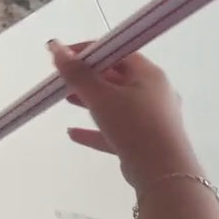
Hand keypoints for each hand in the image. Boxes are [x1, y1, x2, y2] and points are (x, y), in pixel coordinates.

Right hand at [49, 40, 203, 187]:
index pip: (117, 52)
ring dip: (90, 100)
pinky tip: (73, 133)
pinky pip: (116, 128)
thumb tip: (56, 46)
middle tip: (63, 79)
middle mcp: (154, 91)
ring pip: (116, 102)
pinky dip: (96, 127)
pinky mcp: (145, 139)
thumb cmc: (133, 125)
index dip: (89, 51)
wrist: (162, 172)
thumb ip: (76, 73)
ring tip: (67, 100)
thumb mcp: (100, 96)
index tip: (64, 56)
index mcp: (148, 74)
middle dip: (87, 77)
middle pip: (116, 77)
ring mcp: (151, 116)